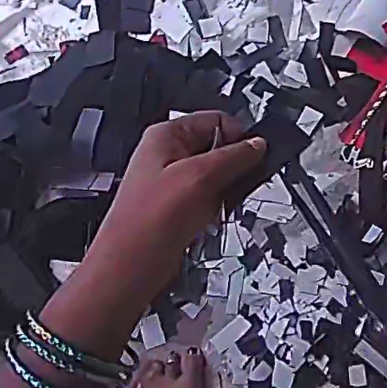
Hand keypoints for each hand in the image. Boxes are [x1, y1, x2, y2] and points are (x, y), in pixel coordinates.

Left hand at [44, 114, 264, 351]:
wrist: (129, 267)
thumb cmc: (147, 222)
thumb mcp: (199, 178)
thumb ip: (233, 158)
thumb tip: (257, 145)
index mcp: (166, 136)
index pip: (216, 120)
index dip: (239, 136)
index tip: (256, 155)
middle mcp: (167, 156)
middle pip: (217, 149)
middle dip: (232, 168)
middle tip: (237, 185)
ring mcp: (172, 183)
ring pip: (215, 177)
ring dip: (225, 192)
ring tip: (218, 206)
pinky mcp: (178, 209)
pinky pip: (208, 200)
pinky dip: (216, 209)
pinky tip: (210, 220)